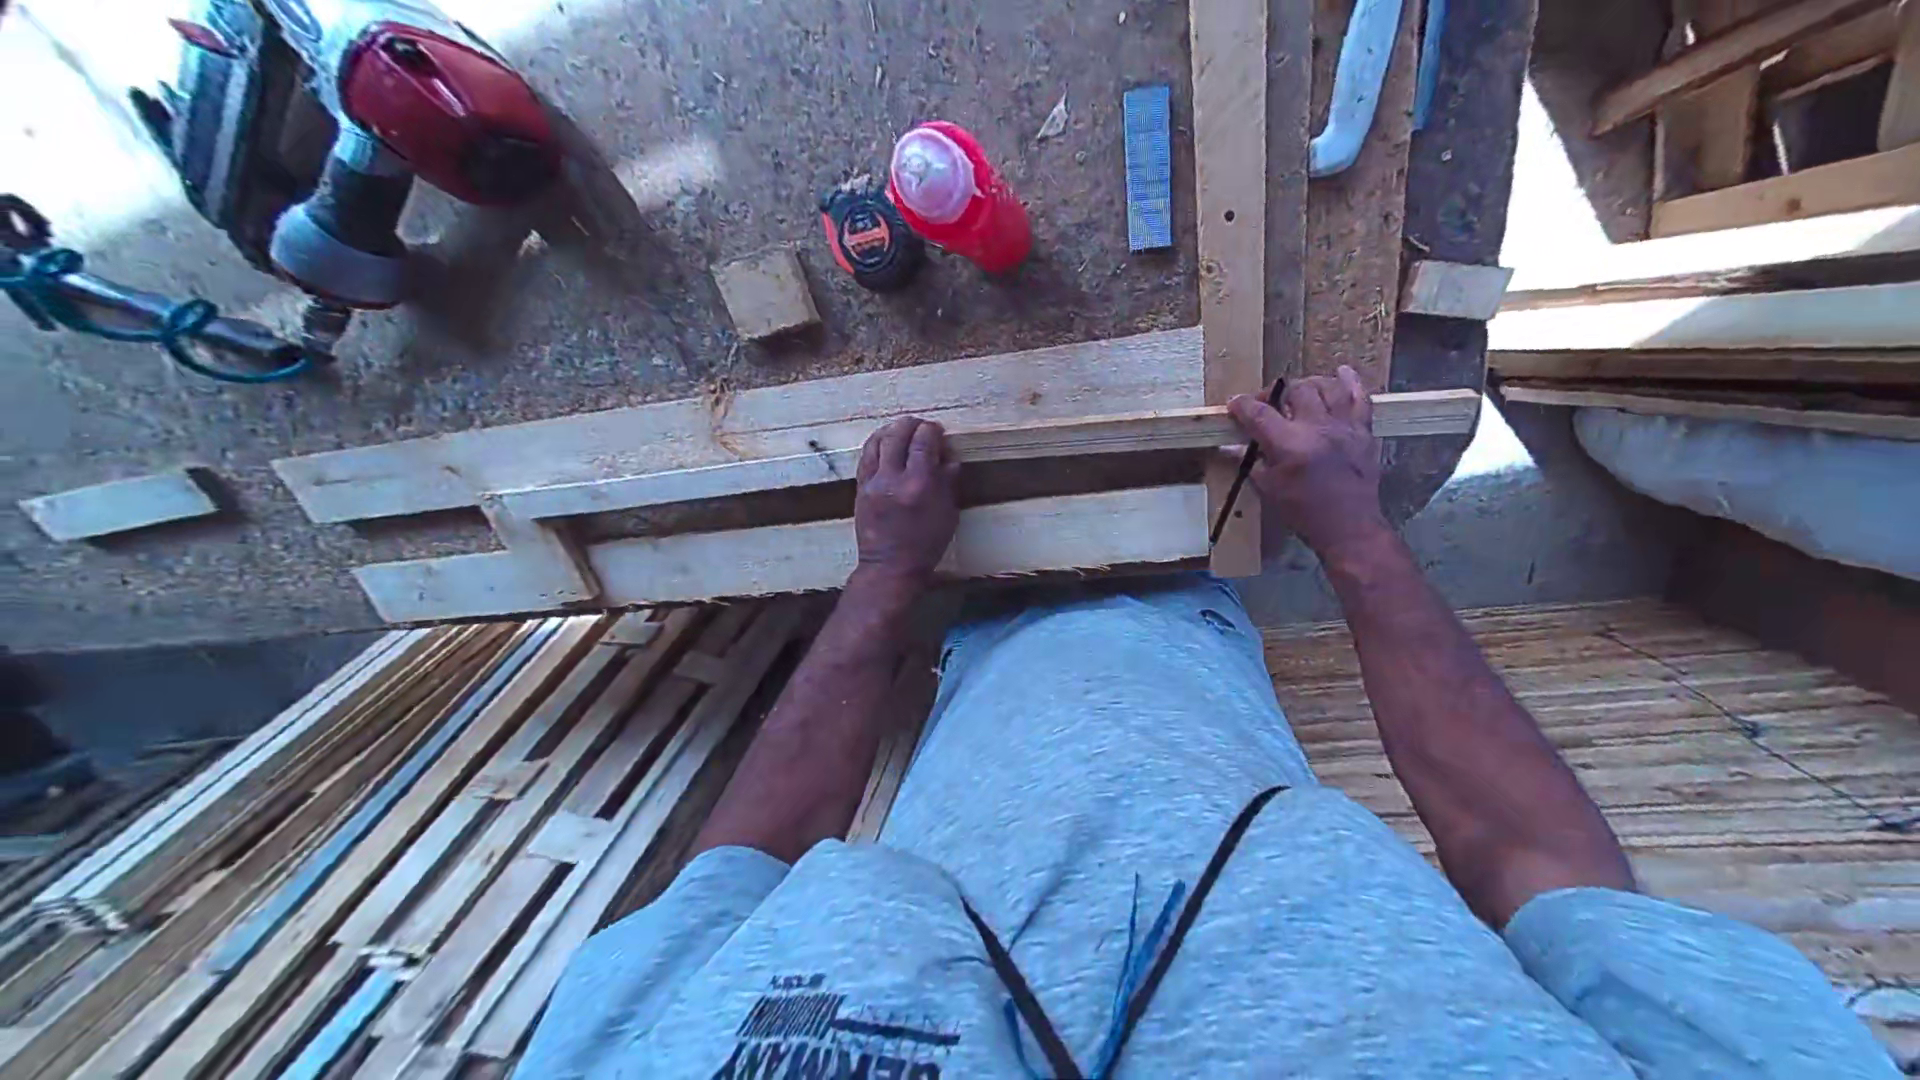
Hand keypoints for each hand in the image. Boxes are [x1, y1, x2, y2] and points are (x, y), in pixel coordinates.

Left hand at [852, 417, 960, 590]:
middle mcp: (893, 478)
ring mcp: (873, 483)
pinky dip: (876, 444)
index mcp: (919, 484)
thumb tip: (949, 458)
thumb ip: (948, 482)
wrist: (890, 566)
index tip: (938, 430)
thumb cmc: (926, 544)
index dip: (931, 430)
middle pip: (898, 435)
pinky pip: (866, 457)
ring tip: (901, 429)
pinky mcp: (860, 488)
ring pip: (877, 442)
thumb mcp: (948, 514)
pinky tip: (884, 443)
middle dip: (911, 425)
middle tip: (921, 425)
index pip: (923, 442)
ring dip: (891, 430)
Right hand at [1227, 365, 1387, 555]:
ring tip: (1297, 393)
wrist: (1348, 526)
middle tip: (1267, 405)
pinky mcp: (1363, 430)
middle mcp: (1317, 428)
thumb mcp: (1267, 488)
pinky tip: (1340, 373)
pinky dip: (1349, 381)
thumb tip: (1231, 447)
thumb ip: (1250, 461)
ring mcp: (1343, 426)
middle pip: (1294, 390)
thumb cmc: (1302, 511)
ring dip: (1307, 385)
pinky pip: (1360, 396)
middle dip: (1275, 393)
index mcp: (1289, 444)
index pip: (1259, 413)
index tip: (1233, 405)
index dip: (1241, 405)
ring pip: (1325, 387)